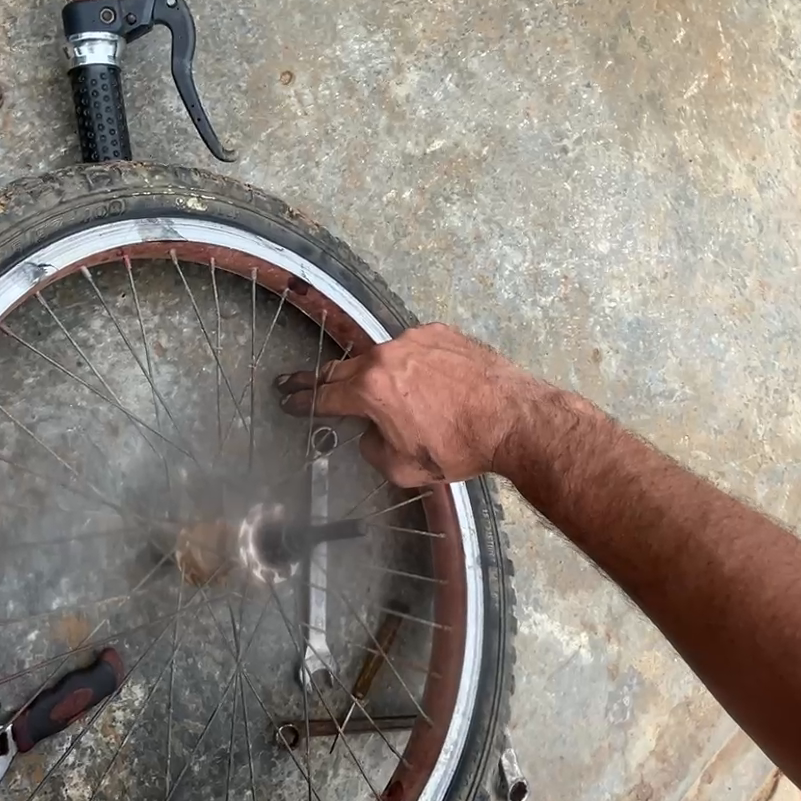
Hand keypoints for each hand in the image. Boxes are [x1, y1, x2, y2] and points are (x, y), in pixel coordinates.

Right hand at [275, 323, 564, 485]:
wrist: (514, 419)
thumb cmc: (459, 449)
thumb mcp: (402, 468)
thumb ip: (373, 449)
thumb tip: (371, 433)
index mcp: (370, 390)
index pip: (325, 395)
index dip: (302, 399)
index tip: (287, 398)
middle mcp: (386, 357)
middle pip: (342, 367)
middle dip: (319, 378)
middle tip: (297, 381)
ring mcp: (414, 340)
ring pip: (380, 356)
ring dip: (371, 372)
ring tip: (371, 387)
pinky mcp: (440, 333)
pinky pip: (412, 346)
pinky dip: (408, 362)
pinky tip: (420, 380)